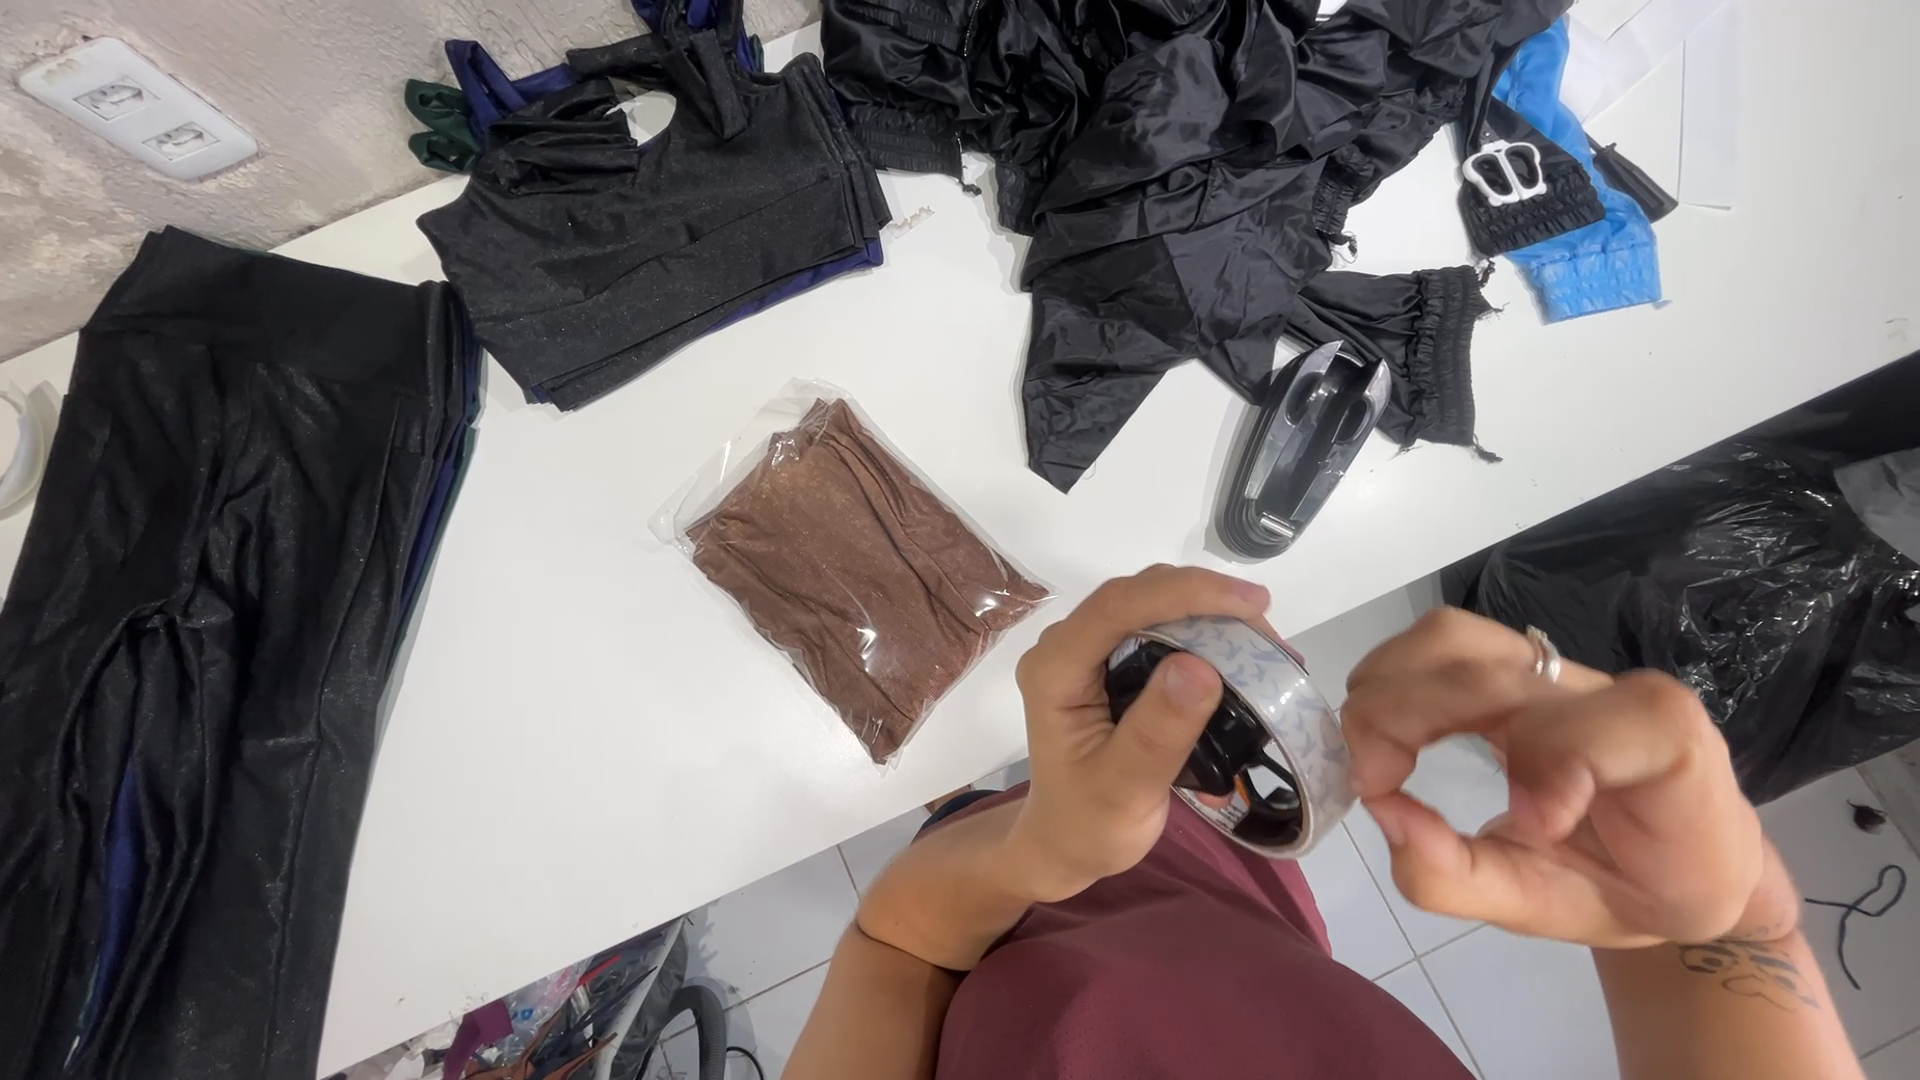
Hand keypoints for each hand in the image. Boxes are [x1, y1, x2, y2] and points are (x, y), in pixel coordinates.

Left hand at [1007, 565, 1272, 902]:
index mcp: (1054, 669)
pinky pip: (1155, 627)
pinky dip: (1199, 631)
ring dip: (1206, 613)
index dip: (1184, 594)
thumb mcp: (1126, 788)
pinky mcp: (1107, 659)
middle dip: (1204, 600)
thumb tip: (1201, 666)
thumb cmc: (1090, 822)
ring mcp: (1085, 650)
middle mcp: (1064, 646)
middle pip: (1135, 596)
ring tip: (1262, 642)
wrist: (1067, 841)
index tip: (1250, 604)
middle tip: (1269, 632)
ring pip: (1148, 604)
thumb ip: (1159, 730)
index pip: (1116, 607)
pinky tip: (1236, 651)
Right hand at [1342, 607, 1791, 948]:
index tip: (1524, 825)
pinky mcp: (1509, 660)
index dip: (1560, 761)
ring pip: (1448, 636)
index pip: (1617, 724)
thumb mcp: (1551, 912)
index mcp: (1669, 764)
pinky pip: (1435, 643)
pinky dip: (1392, 680)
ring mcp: (1551, 667)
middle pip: (1486, 666)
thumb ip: (1458, 880)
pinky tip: (1389, 728)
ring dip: (1388, 688)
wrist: (1665, 850)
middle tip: (1374, 780)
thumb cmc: (1622, 883)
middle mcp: (1606, 693)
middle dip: (1404, 717)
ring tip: (1374, 749)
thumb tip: (1382, 811)